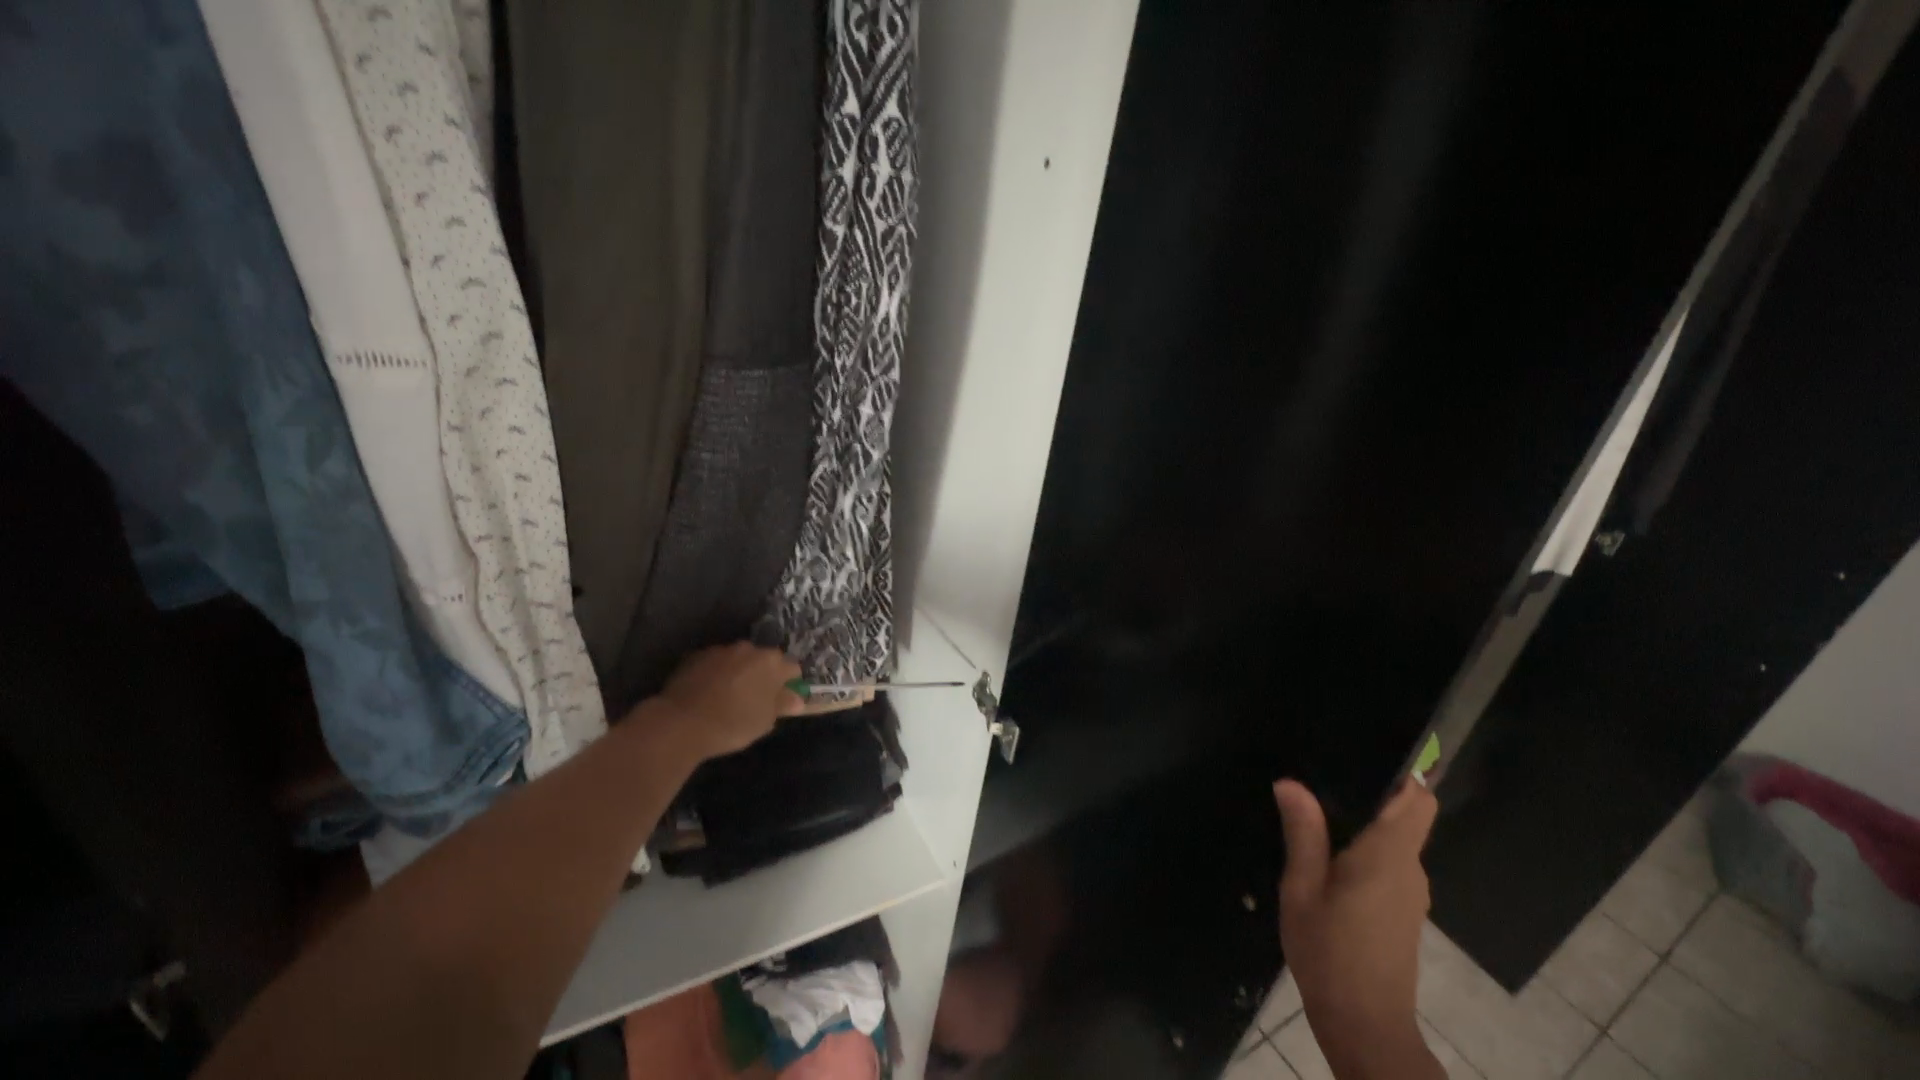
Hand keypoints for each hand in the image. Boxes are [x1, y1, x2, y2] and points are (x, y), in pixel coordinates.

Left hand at [656, 643, 803, 760]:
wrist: (682, 722)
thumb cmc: (732, 724)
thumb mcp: (764, 721)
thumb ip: (782, 705)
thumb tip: (797, 699)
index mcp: (771, 663)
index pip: (792, 668)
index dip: (789, 684)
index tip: (781, 700)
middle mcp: (748, 649)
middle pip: (764, 660)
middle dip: (763, 675)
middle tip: (755, 699)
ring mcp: (721, 650)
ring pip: (738, 659)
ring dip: (739, 672)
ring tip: (729, 696)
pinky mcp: (696, 655)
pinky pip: (715, 663)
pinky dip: (716, 674)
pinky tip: (708, 693)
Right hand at [1273, 776, 1442, 1079]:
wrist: (1364, 1026)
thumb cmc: (1330, 953)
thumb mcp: (1302, 889)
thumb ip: (1303, 833)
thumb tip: (1291, 783)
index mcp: (1388, 854)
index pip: (1419, 798)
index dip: (1402, 773)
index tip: (1364, 756)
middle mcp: (1410, 868)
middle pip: (1409, 815)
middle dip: (1376, 795)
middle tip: (1324, 783)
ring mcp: (1411, 893)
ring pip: (1397, 841)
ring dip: (1367, 827)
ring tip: (1316, 817)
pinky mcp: (1403, 913)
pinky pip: (1390, 866)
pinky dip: (1366, 853)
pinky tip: (1327, 861)